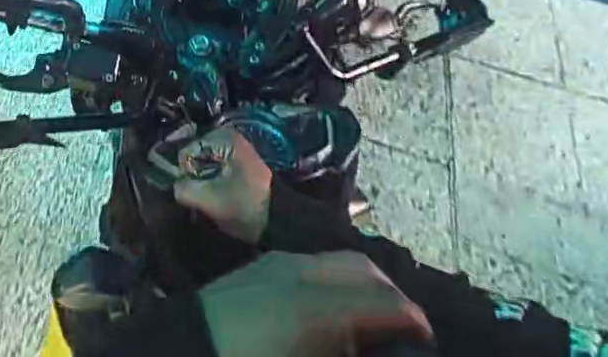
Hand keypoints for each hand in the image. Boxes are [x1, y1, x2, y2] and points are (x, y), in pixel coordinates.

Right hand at [172, 128, 271, 243]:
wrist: (281, 219)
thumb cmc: (245, 205)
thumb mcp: (211, 200)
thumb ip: (185, 190)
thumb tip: (176, 186)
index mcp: (224, 139)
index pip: (188, 151)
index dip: (185, 173)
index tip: (191, 192)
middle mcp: (230, 138)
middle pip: (197, 157)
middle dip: (194, 177)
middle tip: (199, 199)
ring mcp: (237, 151)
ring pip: (207, 165)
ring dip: (203, 183)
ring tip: (209, 202)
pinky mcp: (242, 165)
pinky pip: (218, 170)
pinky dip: (214, 184)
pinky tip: (218, 200)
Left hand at [199, 250, 433, 356]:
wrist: (182, 348)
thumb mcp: (306, 351)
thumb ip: (344, 343)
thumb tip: (366, 342)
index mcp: (313, 306)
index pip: (378, 299)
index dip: (410, 318)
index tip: (426, 339)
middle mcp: (300, 272)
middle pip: (362, 268)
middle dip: (392, 295)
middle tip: (407, 331)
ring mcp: (279, 263)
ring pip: (338, 260)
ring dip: (365, 285)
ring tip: (376, 324)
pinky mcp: (265, 266)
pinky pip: (315, 263)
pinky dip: (338, 281)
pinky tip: (337, 314)